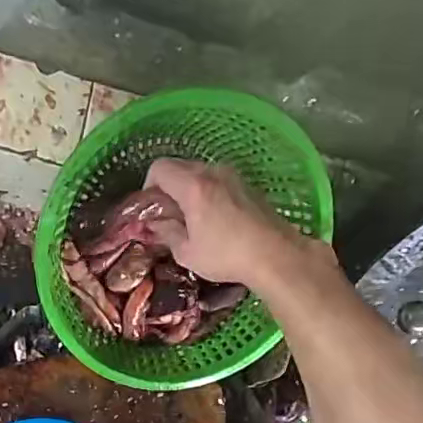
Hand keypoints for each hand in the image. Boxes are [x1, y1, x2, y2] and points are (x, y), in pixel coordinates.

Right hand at [145, 158, 325, 291]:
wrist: (275, 255)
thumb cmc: (226, 256)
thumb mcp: (187, 253)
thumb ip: (167, 233)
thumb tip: (156, 226)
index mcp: (192, 186)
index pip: (159, 168)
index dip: (148, 186)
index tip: (151, 208)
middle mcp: (212, 172)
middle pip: (179, 166)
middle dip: (167, 187)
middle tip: (167, 213)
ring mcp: (233, 176)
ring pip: (200, 172)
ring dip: (189, 189)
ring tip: (191, 217)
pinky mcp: (248, 185)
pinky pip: (218, 181)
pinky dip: (208, 193)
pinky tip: (213, 219)